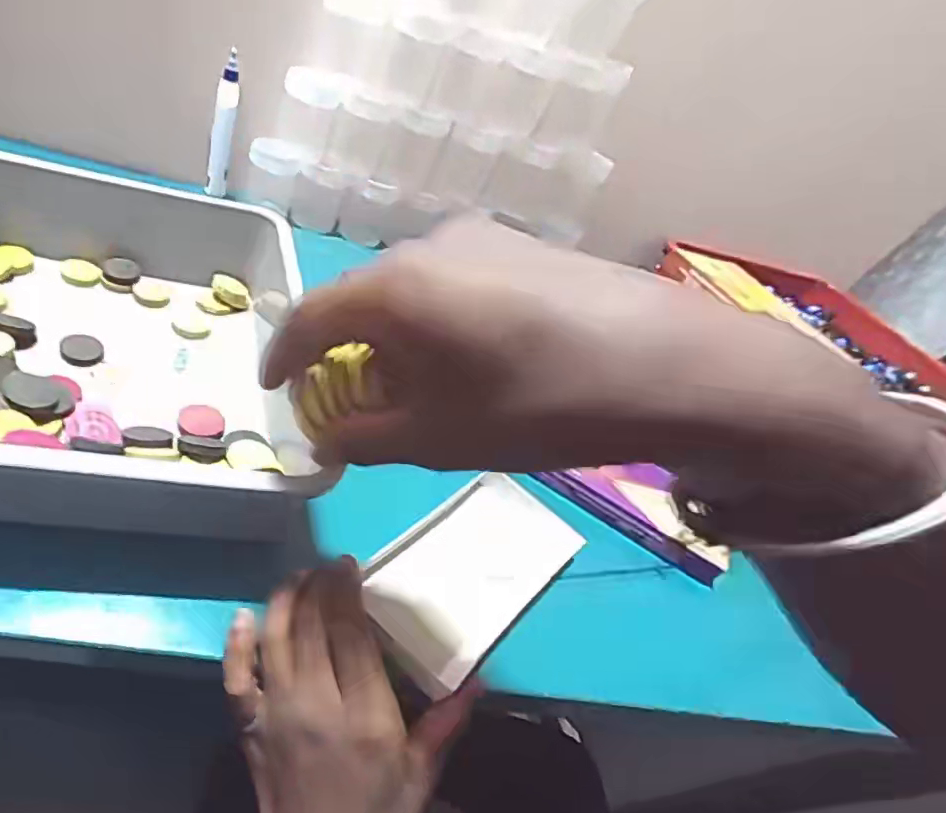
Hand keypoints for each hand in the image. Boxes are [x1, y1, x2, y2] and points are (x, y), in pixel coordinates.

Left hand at [224, 560, 479, 812]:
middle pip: (311, 627)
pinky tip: (243, 617)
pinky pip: (237, 677)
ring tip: (297, 578)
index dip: (348, 594)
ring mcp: (276, 714)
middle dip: (318, 587)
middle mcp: (316, 706)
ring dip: (283, 601)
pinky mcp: (250, 726)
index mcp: (365, 718)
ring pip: (275, 640)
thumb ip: (445, 723)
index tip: (350, 567)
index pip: (351, 636)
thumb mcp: (420, 776)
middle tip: (328, 565)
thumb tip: (477, 678)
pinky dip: (237, 645)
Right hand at [262, 217, 945, 530]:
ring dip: (384, 344)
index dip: (282, 359)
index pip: (309, 319)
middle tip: (344, 405)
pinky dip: (426, 327)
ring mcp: (477, 239)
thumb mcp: (432, 439)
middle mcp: (426, 248)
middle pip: (355, 304)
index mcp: (393, 291)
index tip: (274, 391)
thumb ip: (361, 438)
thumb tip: (326, 440)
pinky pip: (444, 286)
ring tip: (405, 391)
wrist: (671, 369)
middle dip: (338, 358)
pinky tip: (456, 363)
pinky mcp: (517, 245)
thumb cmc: (535, 409)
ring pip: (401, 295)